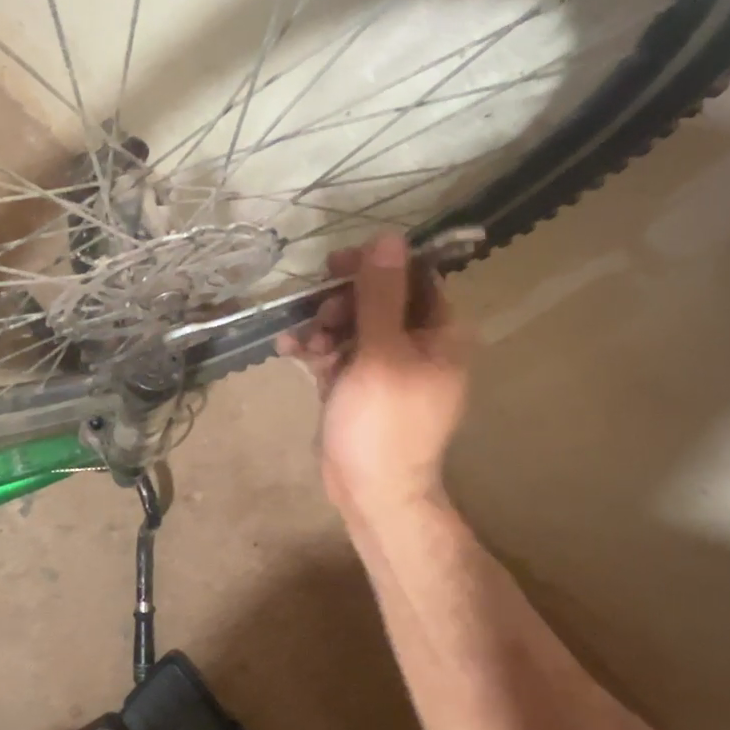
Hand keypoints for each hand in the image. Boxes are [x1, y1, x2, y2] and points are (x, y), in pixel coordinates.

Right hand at [275, 231, 470, 517]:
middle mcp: (419, 346)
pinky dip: (315, 351)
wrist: (372, 493)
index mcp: (441, 334)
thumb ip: (381, 295)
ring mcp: (387, 369)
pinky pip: (338, 356)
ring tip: (303, 343)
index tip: (336, 266)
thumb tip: (388, 237)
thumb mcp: (381, 354)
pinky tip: (288, 349)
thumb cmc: (383, 424)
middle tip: (318, 313)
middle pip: (378, 301)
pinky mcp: (358, 388)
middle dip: (342, 302)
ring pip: (352, 327)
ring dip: (322, 327)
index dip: (375, 266)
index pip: (413, 277)